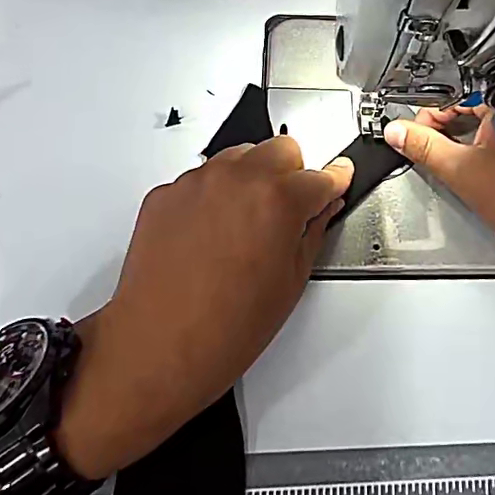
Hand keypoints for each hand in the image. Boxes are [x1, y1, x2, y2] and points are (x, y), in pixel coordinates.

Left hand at [52, 137, 352, 478]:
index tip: (335, 181)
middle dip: (292, 174)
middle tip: (289, 209)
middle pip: (281, 149)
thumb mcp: (291, 281)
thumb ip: (313, 232)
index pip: (322, 174)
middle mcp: (236, 180)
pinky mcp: (166, 193)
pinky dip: (213, 195)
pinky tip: (214, 233)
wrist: (159, 346)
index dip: (334, 182)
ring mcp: (197, 183)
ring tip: (247, 224)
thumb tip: (321, 210)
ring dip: (252, 178)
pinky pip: (202, 178)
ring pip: (239, 156)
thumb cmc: (221, 327)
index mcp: (277, 200)